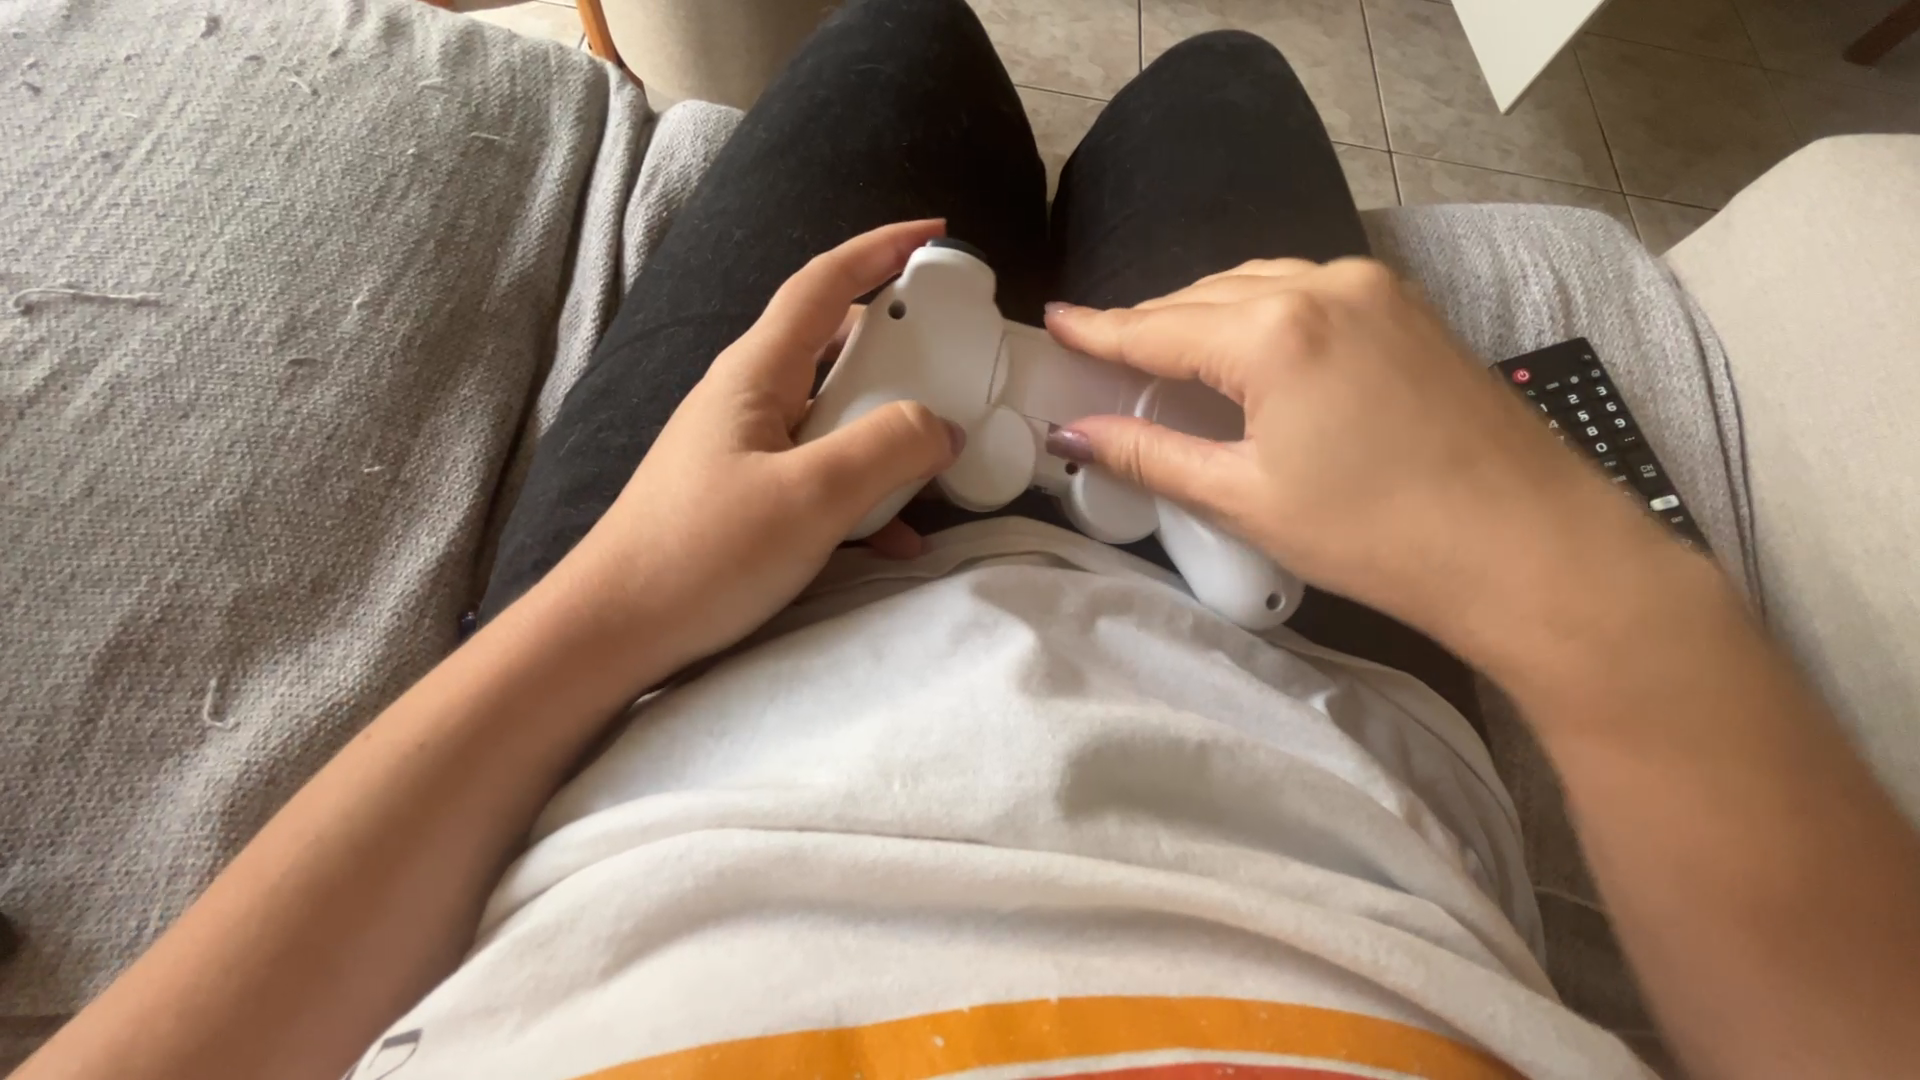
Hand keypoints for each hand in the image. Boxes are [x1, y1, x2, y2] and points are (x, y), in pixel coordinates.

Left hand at [547, 220, 963, 677]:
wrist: (616, 631)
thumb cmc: (705, 551)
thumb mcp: (811, 495)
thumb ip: (888, 448)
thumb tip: (942, 428)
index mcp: (757, 374)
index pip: (824, 283)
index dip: (881, 248)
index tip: (937, 234)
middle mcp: (752, 400)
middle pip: (839, 351)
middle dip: (902, 355)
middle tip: (957, 370)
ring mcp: (750, 450)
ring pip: (837, 421)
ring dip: (888, 436)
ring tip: (938, 463)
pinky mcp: (751, 496)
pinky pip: (822, 477)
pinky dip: (863, 496)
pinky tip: (897, 539)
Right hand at [1042, 257, 1676, 651]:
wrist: (1530, 551)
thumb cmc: (1375, 534)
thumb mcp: (1244, 498)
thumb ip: (1150, 454)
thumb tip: (1073, 434)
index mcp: (1273, 332)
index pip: (1157, 328)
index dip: (1099, 330)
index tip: (1055, 320)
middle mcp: (1322, 285)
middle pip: (1202, 298)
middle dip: (1148, 326)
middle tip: (1103, 358)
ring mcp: (1373, 288)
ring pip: (1254, 287)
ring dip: (1201, 317)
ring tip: (1164, 357)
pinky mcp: (1405, 306)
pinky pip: (1302, 291)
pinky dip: (1254, 314)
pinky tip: (1241, 350)